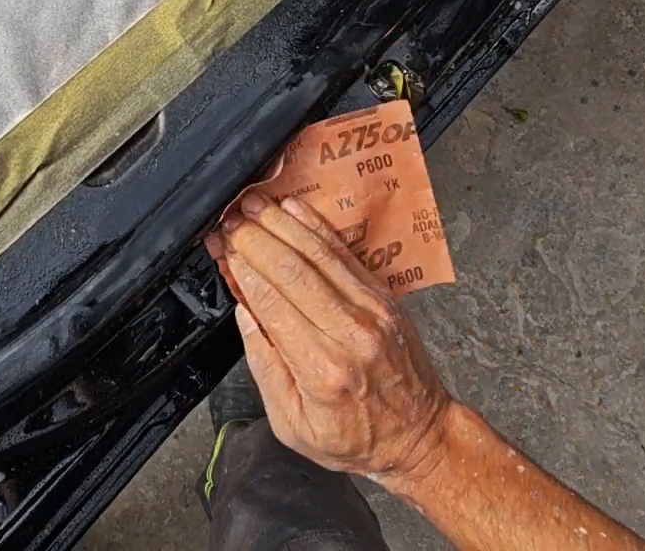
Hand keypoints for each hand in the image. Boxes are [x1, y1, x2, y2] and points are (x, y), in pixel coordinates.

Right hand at [206, 192, 455, 485]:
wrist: (421, 436)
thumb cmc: (355, 437)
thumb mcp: (293, 425)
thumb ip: (265, 367)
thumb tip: (245, 314)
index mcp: (322, 371)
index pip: (272, 303)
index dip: (243, 268)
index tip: (223, 247)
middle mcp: (349, 334)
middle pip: (292, 271)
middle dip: (255, 239)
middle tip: (230, 220)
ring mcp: (370, 311)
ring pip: (317, 253)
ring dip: (280, 224)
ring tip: (252, 205)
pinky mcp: (382, 297)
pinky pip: (343, 253)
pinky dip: (315, 227)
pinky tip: (292, 208)